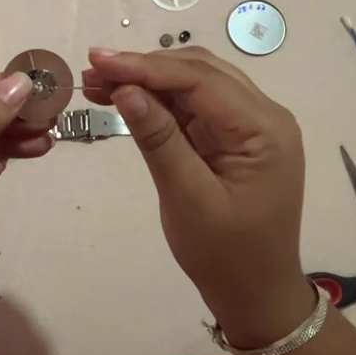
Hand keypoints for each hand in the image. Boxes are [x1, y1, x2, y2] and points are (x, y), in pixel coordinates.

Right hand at [82, 46, 315, 343]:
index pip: (200, 80)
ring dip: (147, 80)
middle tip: (92, 71)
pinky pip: (192, 108)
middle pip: (199, 72)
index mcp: (264, 129)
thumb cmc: (226, 254)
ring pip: (194, 85)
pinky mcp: (231, 140)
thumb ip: (159, 140)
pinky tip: (122, 98)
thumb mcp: (188, 199)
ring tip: (97, 82)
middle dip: (144, 68)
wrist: (255, 294)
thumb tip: (125, 90)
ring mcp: (248, 127)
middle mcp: (263, 117)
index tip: (98, 60)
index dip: (145, 66)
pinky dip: (157, 101)